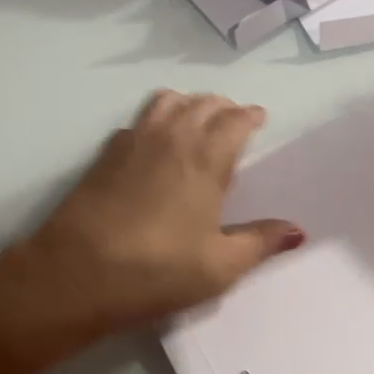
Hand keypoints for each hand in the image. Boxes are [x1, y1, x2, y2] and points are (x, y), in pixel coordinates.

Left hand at [16, 91, 303, 333]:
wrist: (76, 272)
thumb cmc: (157, 270)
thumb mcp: (219, 266)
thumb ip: (260, 243)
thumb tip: (296, 230)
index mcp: (206, 157)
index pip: (235, 120)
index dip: (250, 115)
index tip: (259, 118)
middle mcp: (173, 137)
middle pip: (203, 103)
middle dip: (223, 105)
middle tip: (233, 118)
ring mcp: (135, 140)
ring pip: (167, 101)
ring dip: (188, 103)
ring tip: (196, 118)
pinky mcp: (106, 153)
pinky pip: (138, 120)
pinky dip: (155, 119)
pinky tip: (154, 141)